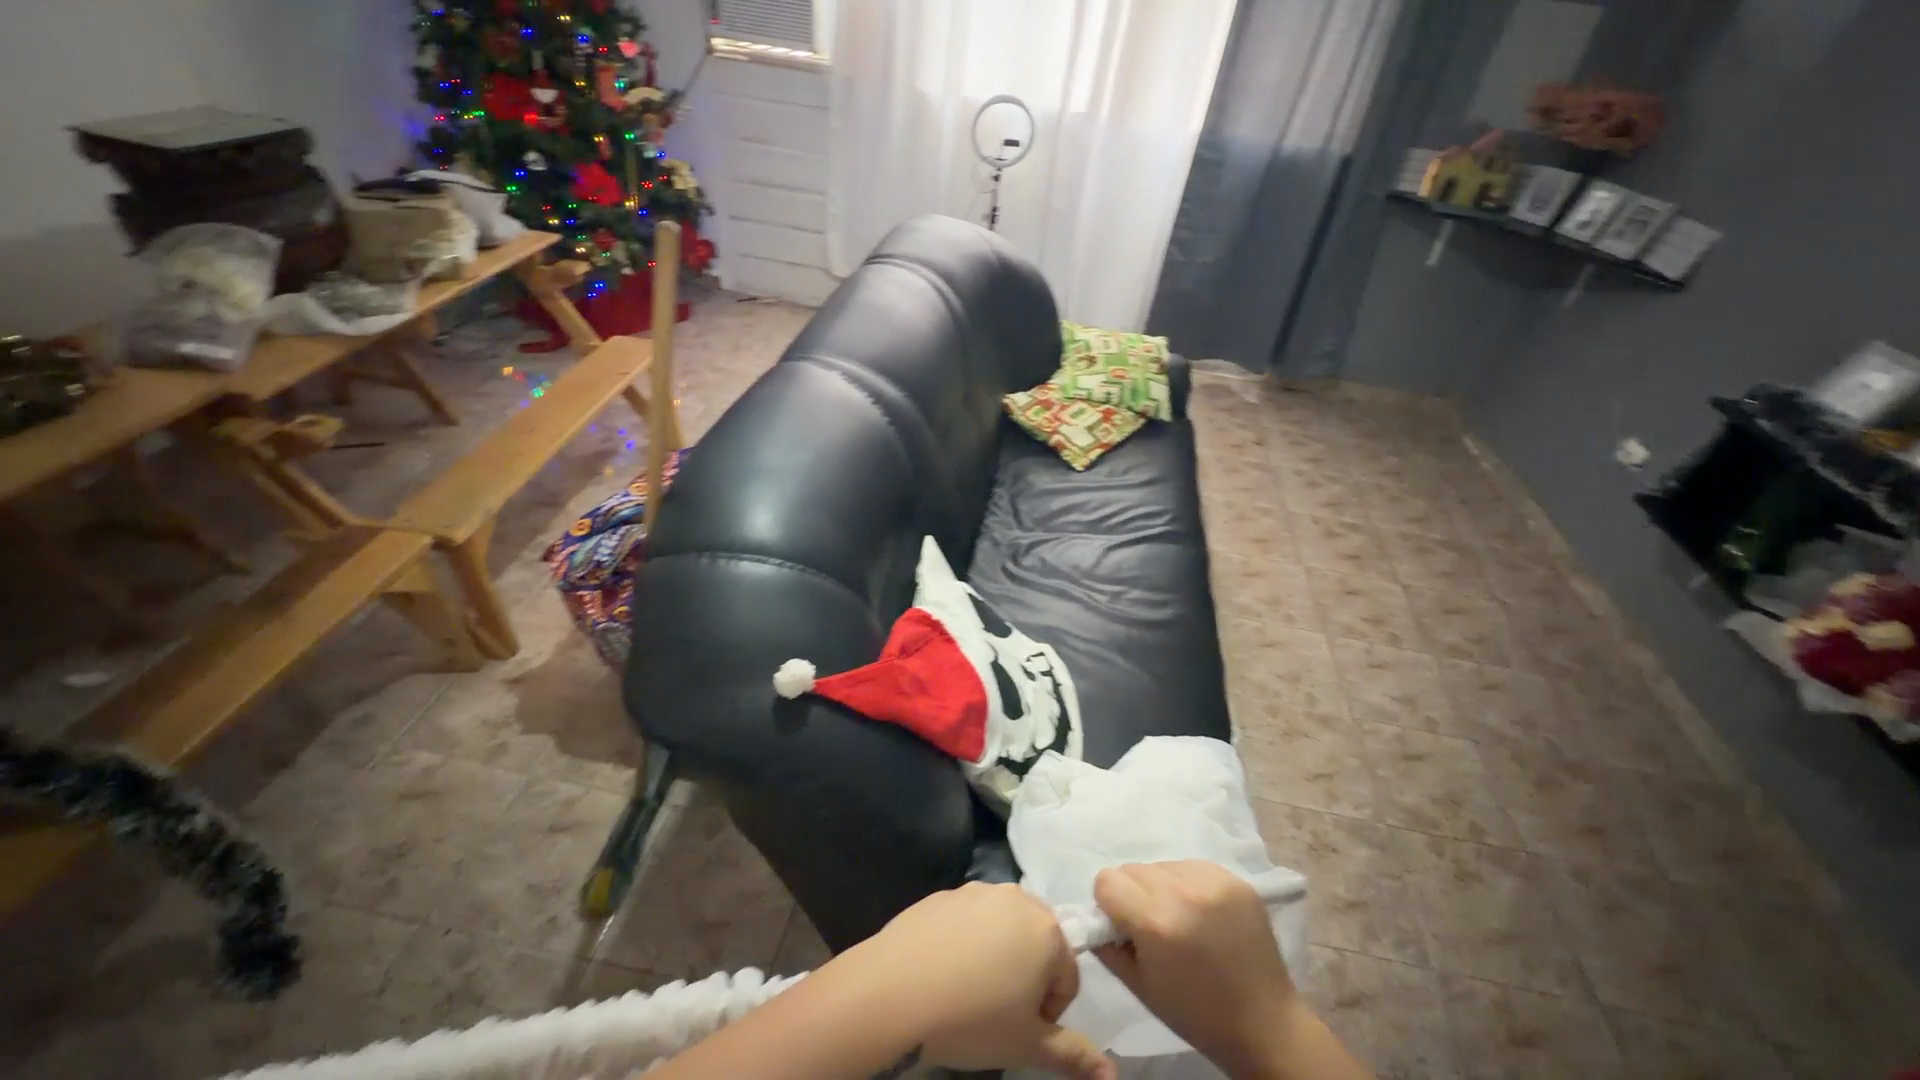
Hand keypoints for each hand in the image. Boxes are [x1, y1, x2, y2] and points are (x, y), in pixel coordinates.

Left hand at [838, 882, 1113, 1077]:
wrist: (892, 992)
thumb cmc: (971, 1017)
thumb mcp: (1027, 1044)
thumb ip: (1074, 1056)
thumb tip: (1113, 1077)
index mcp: (1047, 929)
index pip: (1068, 976)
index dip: (1050, 1011)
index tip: (1022, 1030)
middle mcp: (1015, 898)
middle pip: (1037, 944)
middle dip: (1026, 978)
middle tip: (998, 1012)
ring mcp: (973, 892)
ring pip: (1000, 930)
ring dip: (996, 958)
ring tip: (968, 993)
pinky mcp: (939, 895)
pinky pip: (965, 923)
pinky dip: (963, 945)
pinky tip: (942, 974)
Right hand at [1092, 861, 1300, 1076]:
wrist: (1263, 1022)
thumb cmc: (1194, 1012)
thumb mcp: (1137, 985)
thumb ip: (1106, 944)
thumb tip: (1095, 916)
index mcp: (1155, 921)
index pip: (1106, 881)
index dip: (1109, 905)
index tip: (1123, 928)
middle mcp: (1182, 891)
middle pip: (1132, 869)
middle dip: (1133, 895)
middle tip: (1152, 928)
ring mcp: (1213, 881)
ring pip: (1161, 866)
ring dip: (1161, 888)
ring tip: (1181, 921)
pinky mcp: (1235, 879)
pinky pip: (1191, 867)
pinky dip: (1187, 886)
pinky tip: (1202, 915)